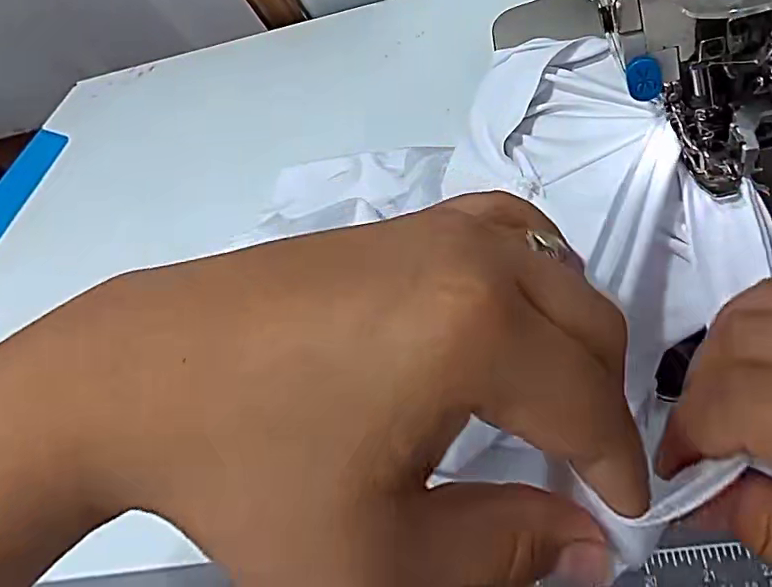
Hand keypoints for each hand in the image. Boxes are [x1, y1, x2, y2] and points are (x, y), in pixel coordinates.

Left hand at [30, 193, 648, 586]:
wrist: (153, 367)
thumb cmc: (255, 467)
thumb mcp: (377, 556)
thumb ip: (501, 551)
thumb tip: (590, 549)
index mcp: (477, 327)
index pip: (589, 402)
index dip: (618, 470)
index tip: (619, 521)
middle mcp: (476, 255)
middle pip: (591, 323)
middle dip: (604, 401)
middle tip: (579, 469)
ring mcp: (442, 224)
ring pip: (560, 268)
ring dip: (574, 333)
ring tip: (548, 396)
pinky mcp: (411, 218)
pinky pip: (509, 227)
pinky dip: (537, 269)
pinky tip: (507, 311)